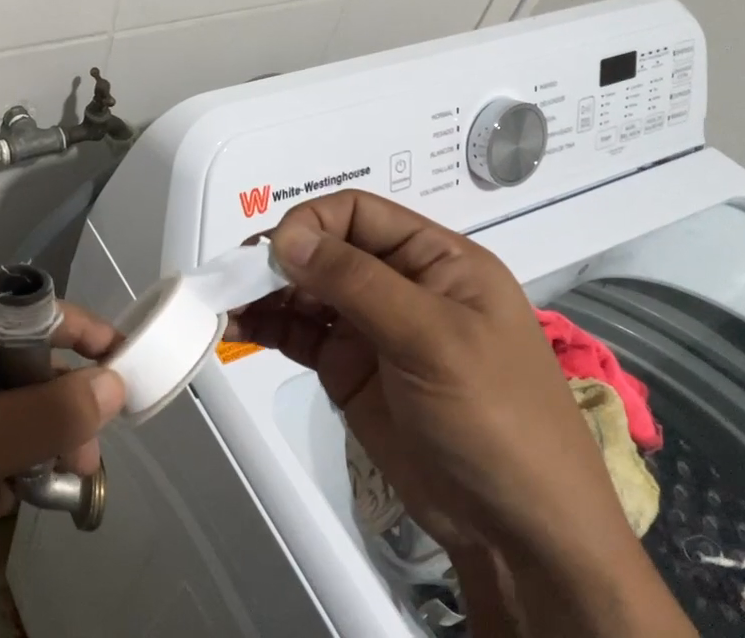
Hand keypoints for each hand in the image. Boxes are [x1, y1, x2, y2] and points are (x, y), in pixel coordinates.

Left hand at [0, 294, 125, 636]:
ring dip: (26, 448)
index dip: (75, 334)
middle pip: (16, 363)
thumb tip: (113, 382)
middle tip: (85, 461)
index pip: (22, 310)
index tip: (124, 368)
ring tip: (32, 492)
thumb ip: (50, 413)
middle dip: (53, 411)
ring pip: (2, 408)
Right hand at [228, 190, 690, 636]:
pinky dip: (269, 325)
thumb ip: (357, 282)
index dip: (310, 224)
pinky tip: (241, 327)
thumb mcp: (433, 341)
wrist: (518, 529)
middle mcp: (401, 285)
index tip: (273, 256)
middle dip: (278, 260)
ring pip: (306, 290)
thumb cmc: (495, 420)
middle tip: (233, 282)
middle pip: (324, 250)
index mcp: (437, 261)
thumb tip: (285, 237)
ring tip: (226, 305)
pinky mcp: (350, 368)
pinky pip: (300, 333)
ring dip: (265, 292)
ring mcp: (372, 329)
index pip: (357, 214)